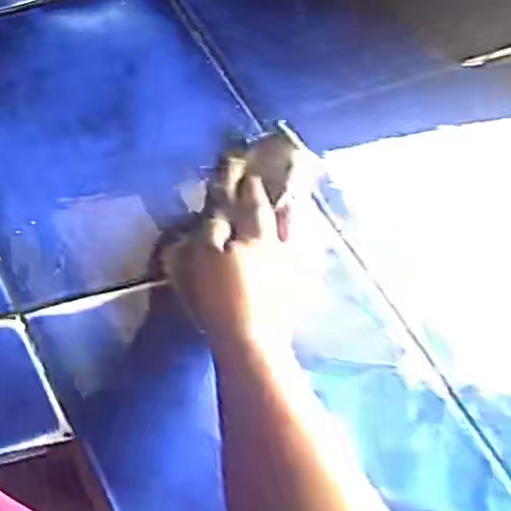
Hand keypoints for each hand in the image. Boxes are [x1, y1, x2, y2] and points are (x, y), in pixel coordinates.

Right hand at [164, 156, 298, 353]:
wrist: (252, 337)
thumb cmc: (217, 294)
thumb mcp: (201, 258)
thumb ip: (211, 232)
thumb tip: (218, 213)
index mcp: (256, 238)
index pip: (252, 207)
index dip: (249, 190)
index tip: (249, 174)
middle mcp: (284, 248)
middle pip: (288, 219)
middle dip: (284, 201)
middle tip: (286, 186)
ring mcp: (299, 270)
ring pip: (303, 237)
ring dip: (299, 221)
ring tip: (299, 211)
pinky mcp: (305, 289)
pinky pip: (309, 257)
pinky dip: (306, 244)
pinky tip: (305, 245)